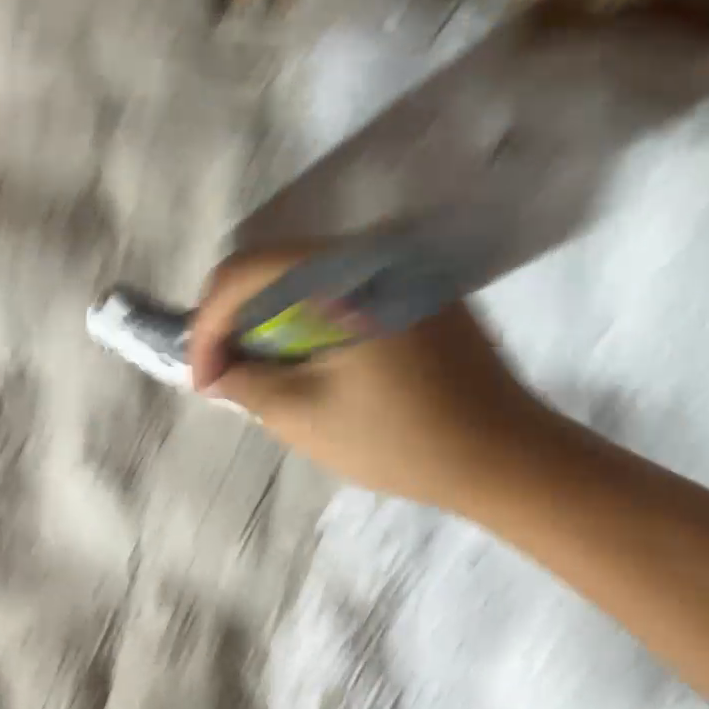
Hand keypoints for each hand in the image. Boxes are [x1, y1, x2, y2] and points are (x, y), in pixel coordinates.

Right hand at [189, 245, 554, 508]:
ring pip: (308, 278)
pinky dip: (312, 319)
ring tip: (264, 373)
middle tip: (225, 374)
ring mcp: (404, 268)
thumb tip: (216, 369)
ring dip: (272, 320)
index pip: (245, 272)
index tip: (203, 379)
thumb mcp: (302, 416)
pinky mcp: (423, 291)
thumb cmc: (399, 440)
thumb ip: (244, 382)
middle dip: (236, 320)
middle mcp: (373, 253)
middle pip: (275, 267)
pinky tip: (313, 363)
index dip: (207, 324)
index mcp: (342, 274)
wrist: (504, 456)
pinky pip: (346, 290)